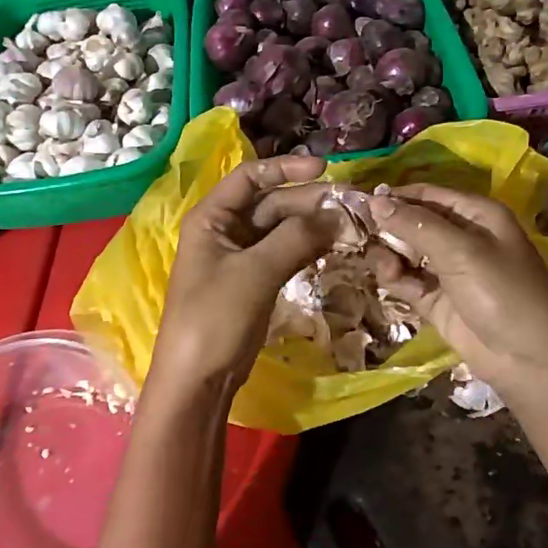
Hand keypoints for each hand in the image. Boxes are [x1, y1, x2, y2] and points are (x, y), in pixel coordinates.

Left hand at [150, 155, 335, 392]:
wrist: (198, 379)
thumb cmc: (215, 318)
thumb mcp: (255, 272)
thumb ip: (295, 238)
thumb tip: (336, 214)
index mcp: (211, 218)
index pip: (250, 177)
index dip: (285, 167)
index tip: (323, 169)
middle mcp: (224, 231)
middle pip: (270, 203)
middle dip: (308, 202)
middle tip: (349, 207)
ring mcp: (240, 258)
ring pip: (281, 230)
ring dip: (312, 226)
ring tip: (349, 226)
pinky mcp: (254, 282)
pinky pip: (284, 254)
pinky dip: (306, 249)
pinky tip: (332, 247)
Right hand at [369, 184, 547, 393]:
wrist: (528, 359)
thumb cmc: (502, 293)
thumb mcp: (461, 251)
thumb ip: (415, 225)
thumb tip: (374, 200)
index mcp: (477, 215)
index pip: (429, 195)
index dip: (396, 196)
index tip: (359, 201)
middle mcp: (463, 237)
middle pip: (415, 223)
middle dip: (389, 227)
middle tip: (360, 233)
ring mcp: (449, 270)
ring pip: (407, 252)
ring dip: (390, 254)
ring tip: (385, 265)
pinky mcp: (437, 300)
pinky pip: (408, 280)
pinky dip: (396, 278)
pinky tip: (391, 279)